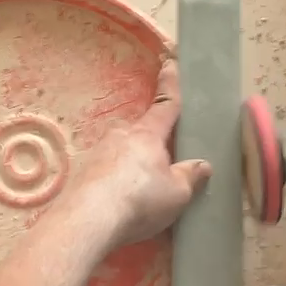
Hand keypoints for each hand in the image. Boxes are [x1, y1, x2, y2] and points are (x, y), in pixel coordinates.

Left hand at [60, 59, 211, 249]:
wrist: (87, 221)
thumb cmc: (139, 200)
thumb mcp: (177, 193)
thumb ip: (190, 176)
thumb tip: (202, 164)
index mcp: (147, 134)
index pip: (165, 105)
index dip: (170, 85)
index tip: (169, 64)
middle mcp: (120, 136)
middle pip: (141, 134)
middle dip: (151, 144)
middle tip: (162, 165)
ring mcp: (97, 153)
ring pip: (122, 154)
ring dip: (131, 168)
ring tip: (140, 195)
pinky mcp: (82, 174)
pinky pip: (107, 174)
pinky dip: (115, 184)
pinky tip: (120, 205)